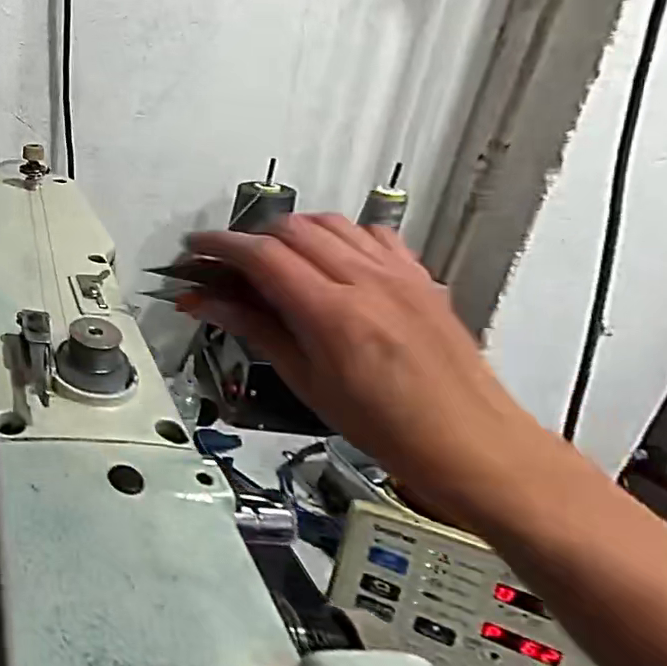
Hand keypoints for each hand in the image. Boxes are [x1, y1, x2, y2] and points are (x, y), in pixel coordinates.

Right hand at [180, 214, 544, 518]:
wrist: (470, 443)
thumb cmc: (389, 428)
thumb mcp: (307, 382)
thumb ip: (257, 330)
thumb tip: (211, 303)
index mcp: (333, 314)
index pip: (262, 255)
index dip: (220, 246)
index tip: (197, 249)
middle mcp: (367, 282)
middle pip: (290, 229)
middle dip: (249, 238)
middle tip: (228, 265)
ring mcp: (398, 274)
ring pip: (330, 222)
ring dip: (291, 232)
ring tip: (273, 260)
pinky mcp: (419, 276)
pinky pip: (372, 234)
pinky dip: (338, 236)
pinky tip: (329, 259)